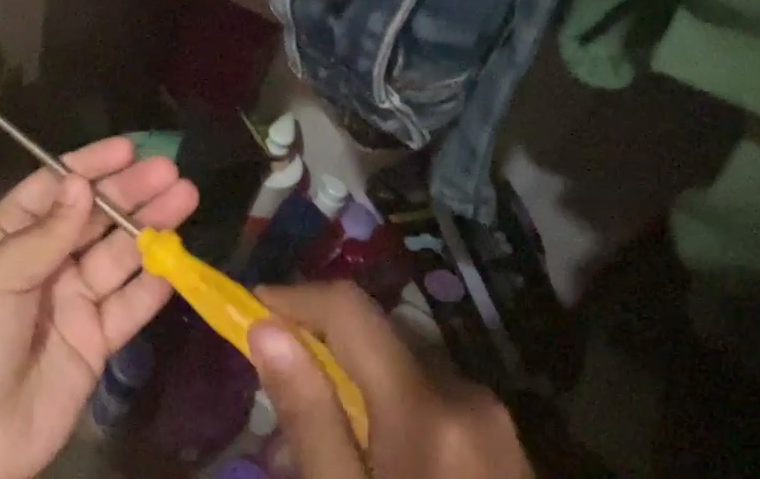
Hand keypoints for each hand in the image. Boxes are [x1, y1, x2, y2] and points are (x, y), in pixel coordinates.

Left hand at [0, 136, 197, 478]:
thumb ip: (44, 234)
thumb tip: (79, 183)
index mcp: (6, 238)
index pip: (52, 189)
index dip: (88, 166)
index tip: (127, 149)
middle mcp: (41, 263)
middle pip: (91, 218)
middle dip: (128, 193)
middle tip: (169, 172)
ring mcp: (69, 302)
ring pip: (117, 256)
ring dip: (150, 229)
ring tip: (185, 199)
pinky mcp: (93, 342)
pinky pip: (128, 306)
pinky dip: (153, 285)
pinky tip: (177, 261)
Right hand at [249, 282, 531, 478]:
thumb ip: (307, 413)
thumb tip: (265, 328)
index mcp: (428, 408)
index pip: (349, 309)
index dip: (293, 298)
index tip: (248, 315)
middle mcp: (470, 400)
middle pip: (375, 339)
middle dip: (319, 356)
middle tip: (277, 415)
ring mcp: (499, 430)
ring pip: (401, 374)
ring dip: (352, 390)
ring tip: (319, 455)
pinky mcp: (510, 458)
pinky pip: (434, 408)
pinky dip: (389, 416)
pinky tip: (372, 469)